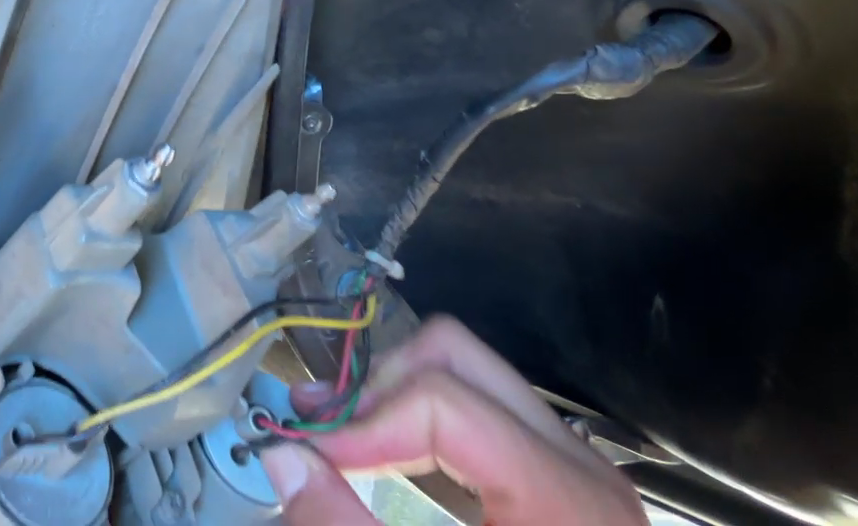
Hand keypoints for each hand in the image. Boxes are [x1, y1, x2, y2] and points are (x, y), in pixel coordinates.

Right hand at [261, 315, 646, 524]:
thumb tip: (281, 456)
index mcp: (567, 500)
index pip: (441, 405)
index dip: (363, 423)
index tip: (306, 454)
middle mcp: (576, 460)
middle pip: (453, 356)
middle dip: (374, 389)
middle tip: (322, 433)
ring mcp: (568, 459)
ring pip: (458, 365)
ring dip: (387, 392)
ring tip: (337, 430)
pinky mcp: (550, 469)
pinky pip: (467, 401)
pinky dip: (410, 411)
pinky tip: (378, 449)